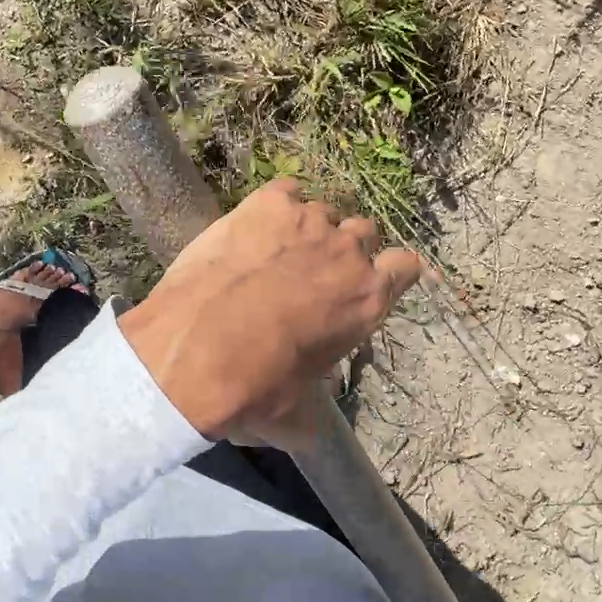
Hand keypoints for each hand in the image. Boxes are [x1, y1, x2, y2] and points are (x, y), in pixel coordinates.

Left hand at [116, 178, 425, 449]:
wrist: (197, 346)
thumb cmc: (255, 386)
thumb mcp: (299, 411)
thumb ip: (320, 392)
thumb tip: (320, 388)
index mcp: (369, 298)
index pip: (405, 266)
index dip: (388, 270)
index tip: (370, 278)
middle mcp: (346, 252)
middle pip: (362, 231)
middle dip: (343, 246)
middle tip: (312, 267)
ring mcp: (305, 221)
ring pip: (321, 210)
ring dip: (306, 226)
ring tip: (276, 245)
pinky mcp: (264, 203)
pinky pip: (285, 190)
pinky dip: (276, 203)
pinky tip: (256, 221)